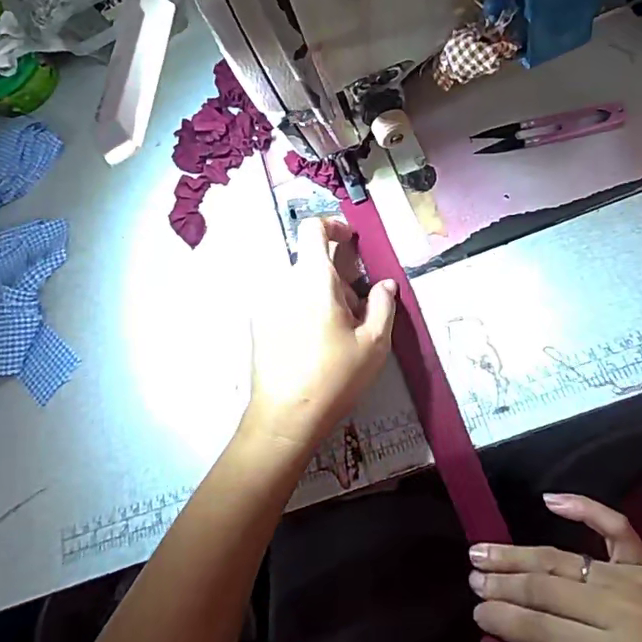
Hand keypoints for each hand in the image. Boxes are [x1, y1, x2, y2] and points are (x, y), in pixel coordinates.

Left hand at [241, 217, 397, 456]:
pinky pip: (284, 301)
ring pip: (298, 284)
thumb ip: (382, 305)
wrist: (285, 415)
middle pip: (310, 261)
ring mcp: (266, 302)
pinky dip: (301, 309)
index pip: (313, 228)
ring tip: (335, 332)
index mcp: (313, 278)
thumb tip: (383, 285)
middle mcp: (284, 282)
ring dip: (319, 295)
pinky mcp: (257, 322)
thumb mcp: (374, 343)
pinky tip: (312, 344)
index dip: (333, 226)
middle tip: (355, 309)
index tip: (349, 241)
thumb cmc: (334, 377)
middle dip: (335, 277)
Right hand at [469, 495, 641, 641]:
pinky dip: (584, 508)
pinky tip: (549, 500)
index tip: (474, 612)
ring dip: (518, 554)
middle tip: (470, 578)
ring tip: (481, 549)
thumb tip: (503, 636)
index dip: (502, 619)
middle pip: (548, 588)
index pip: (542, 630)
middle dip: (502, 584)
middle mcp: (629, 614)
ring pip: (565, 559)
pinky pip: (615, 529)